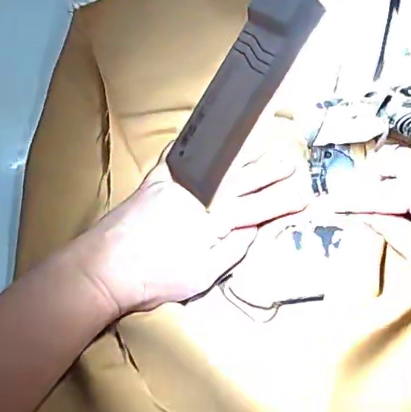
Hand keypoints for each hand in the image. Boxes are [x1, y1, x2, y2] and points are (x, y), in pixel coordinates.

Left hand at [68, 155, 310, 314]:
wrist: (105, 267)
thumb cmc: (154, 279)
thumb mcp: (204, 275)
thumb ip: (233, 249)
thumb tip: (254, 229)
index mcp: (219, 221)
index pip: (263, 206)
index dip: (287, 200)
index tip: (305, 195)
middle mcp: (205, 196)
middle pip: (249, 176)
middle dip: (276, 168)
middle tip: (293, 160)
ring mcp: (181, 182)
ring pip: (224, 160)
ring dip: (248, 150)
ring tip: (265, 140)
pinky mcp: (158, 177)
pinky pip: (184, 153)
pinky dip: (200, 144)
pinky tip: (210, 133)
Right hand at [325, 145, 410, 282]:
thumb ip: (387, 228)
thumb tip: (365, 216)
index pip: (372, 192)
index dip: (349, 199)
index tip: (331, 202)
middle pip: (384, 158)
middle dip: (369, 177)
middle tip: (364, 197)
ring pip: (404, 153)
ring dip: (392, 170)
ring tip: (392, 194)